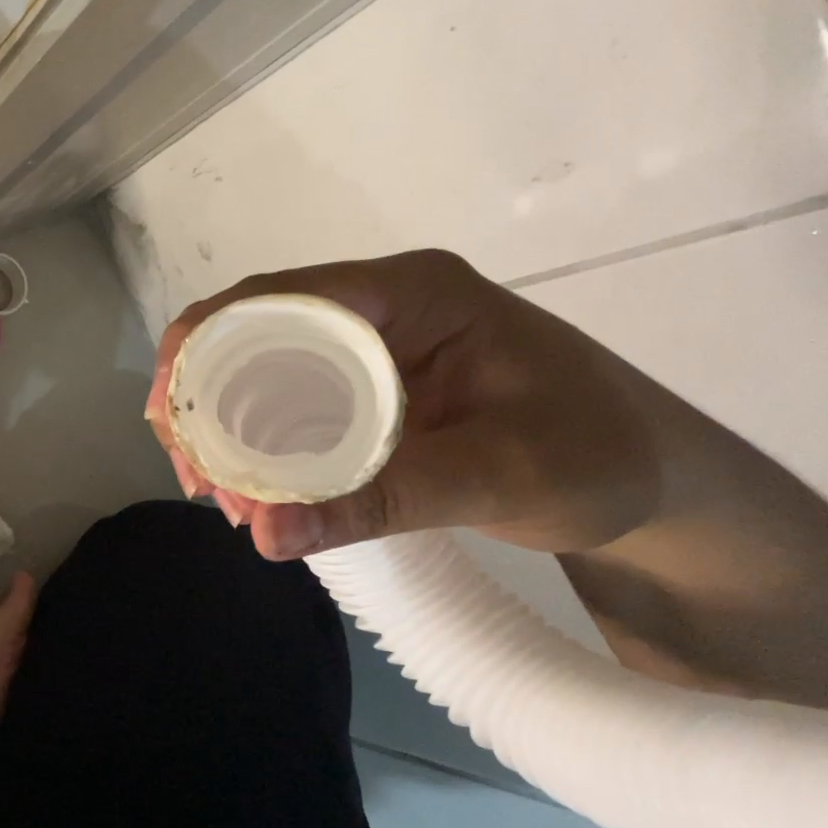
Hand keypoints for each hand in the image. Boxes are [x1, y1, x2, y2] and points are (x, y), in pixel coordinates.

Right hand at [145, 249, 662, 559]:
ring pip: (254, 367)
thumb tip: (262, 535)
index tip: (170, 413)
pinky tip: (242, 489)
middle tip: (194, 474)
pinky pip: (279, 399)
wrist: (657, 484)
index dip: (203, 343)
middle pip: (247, 331)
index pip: (276, 297)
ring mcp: (363, 344)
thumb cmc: (600, 461)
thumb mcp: (498, 478)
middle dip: (201, 398)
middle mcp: (373, 306)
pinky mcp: (359, 384)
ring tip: (217, 495)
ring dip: (218, 426)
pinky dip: (248, 442)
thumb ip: (380, 501)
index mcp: (408, 293)